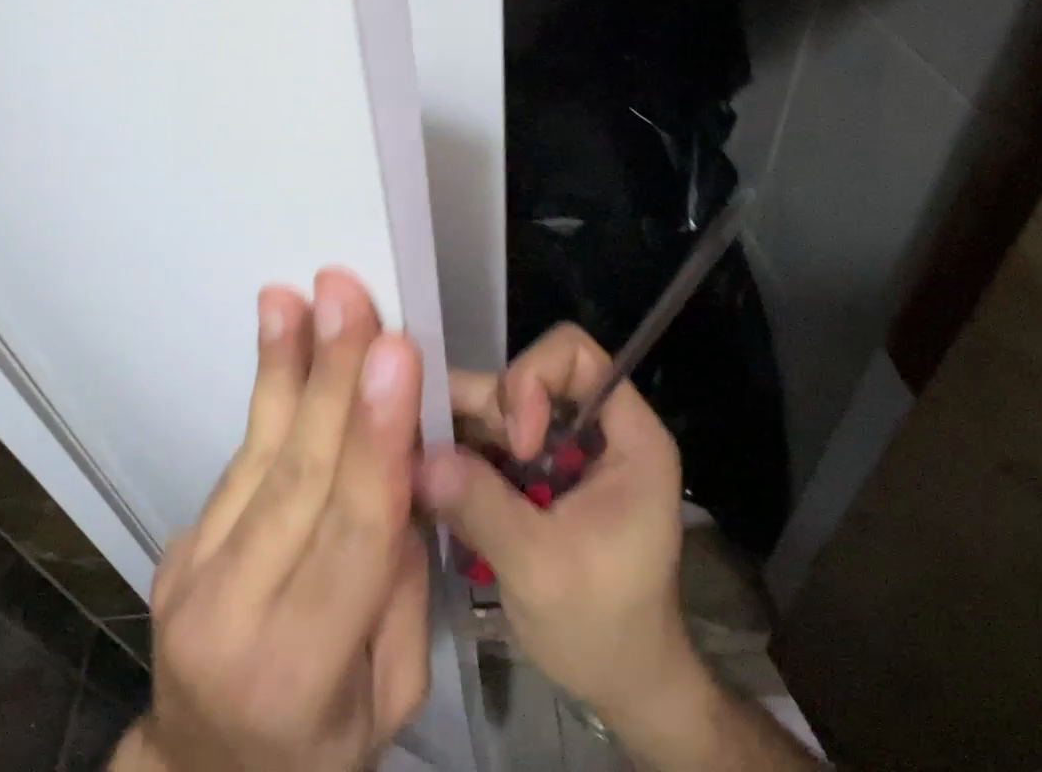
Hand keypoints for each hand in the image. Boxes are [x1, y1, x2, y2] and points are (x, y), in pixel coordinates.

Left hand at [115, 270, 429, 771]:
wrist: (204, 771)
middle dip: (328, 378)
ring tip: (293, 298)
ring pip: (256, 458)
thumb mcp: (390, 699)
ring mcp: (192, 576)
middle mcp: (234, 612)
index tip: (395, 355)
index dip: (376, 439)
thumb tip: (401, 476)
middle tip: (345, 296)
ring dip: (283, 370)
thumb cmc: (317, 748)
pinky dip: (266, 402)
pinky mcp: (177, 549)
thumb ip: (399, 591)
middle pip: (296, 479)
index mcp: (301, 669)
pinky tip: (279, 343)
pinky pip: (238, 467)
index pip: (350, 534)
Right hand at [422, 323, 703, 725]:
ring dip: (454, 437)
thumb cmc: (602, 626)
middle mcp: (588, 432)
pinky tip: (423, 486)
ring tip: (417, 471)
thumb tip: (415, 456)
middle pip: (523, 381)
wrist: (617, 681)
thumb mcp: (542, 568)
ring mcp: (555, 455)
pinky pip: (482, 446)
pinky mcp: (527, 480)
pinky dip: (452, 460)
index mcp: (626, 439)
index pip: (576, 359)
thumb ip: (483, 507)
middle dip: (477, 413)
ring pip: (493, 413)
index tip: (516, 447)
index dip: (533, 381)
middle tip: (437, 457)